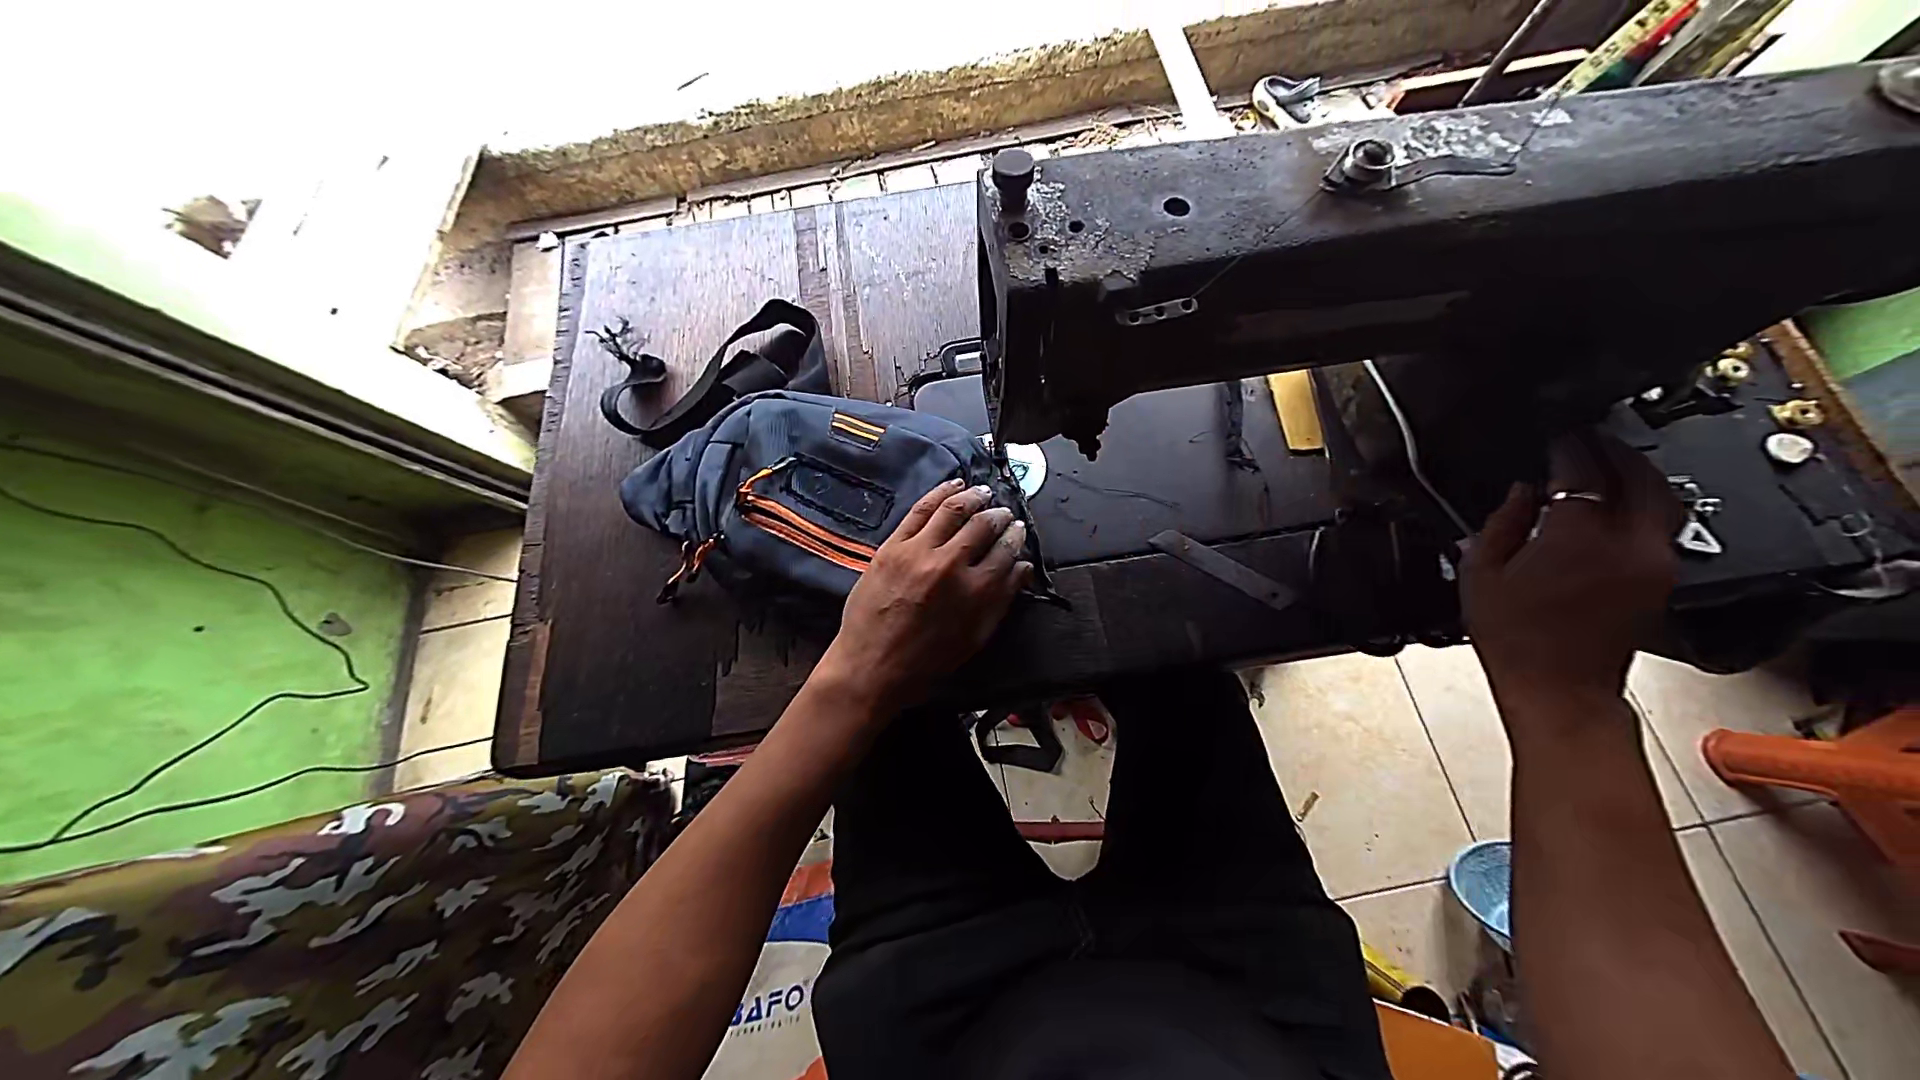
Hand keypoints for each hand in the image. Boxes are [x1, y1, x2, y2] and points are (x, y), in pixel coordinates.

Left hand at [815, 478, 1033, 715]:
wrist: (872, 666)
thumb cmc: (927, 661)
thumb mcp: (975, 637)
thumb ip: (1002, 599)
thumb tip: (1022, 568)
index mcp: (976, 592)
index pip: (1006, 550)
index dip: (1016, 537)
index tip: (1018, 531)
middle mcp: (950, 566)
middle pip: (984, 526)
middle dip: (999, 516)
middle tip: (1003, 513)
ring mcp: (919, 552)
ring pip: (954, 510)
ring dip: (974, 497)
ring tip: (983, 493)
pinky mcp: (893, 547)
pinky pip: (920, 510)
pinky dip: (939, 493)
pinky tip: (952, 486)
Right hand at [1462, 431, 1684, 707]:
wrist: (1558, 686)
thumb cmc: (1514, 637)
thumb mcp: (1481, 573)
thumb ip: (1501, 523)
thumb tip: (1521, 493)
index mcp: (1579, 539)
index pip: (1582, 472)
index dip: (1568, 448)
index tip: (1556, 437)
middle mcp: (1630, 545)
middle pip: (1640, 476)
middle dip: (1613, 450)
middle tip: (1587, 439)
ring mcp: (1655, 563)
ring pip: (1662, 498)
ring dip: (1636, 473)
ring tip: (1607, 464)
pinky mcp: (1662, 580)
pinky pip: (1660, 525)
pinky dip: (1640, 503)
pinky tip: (1613, 505)